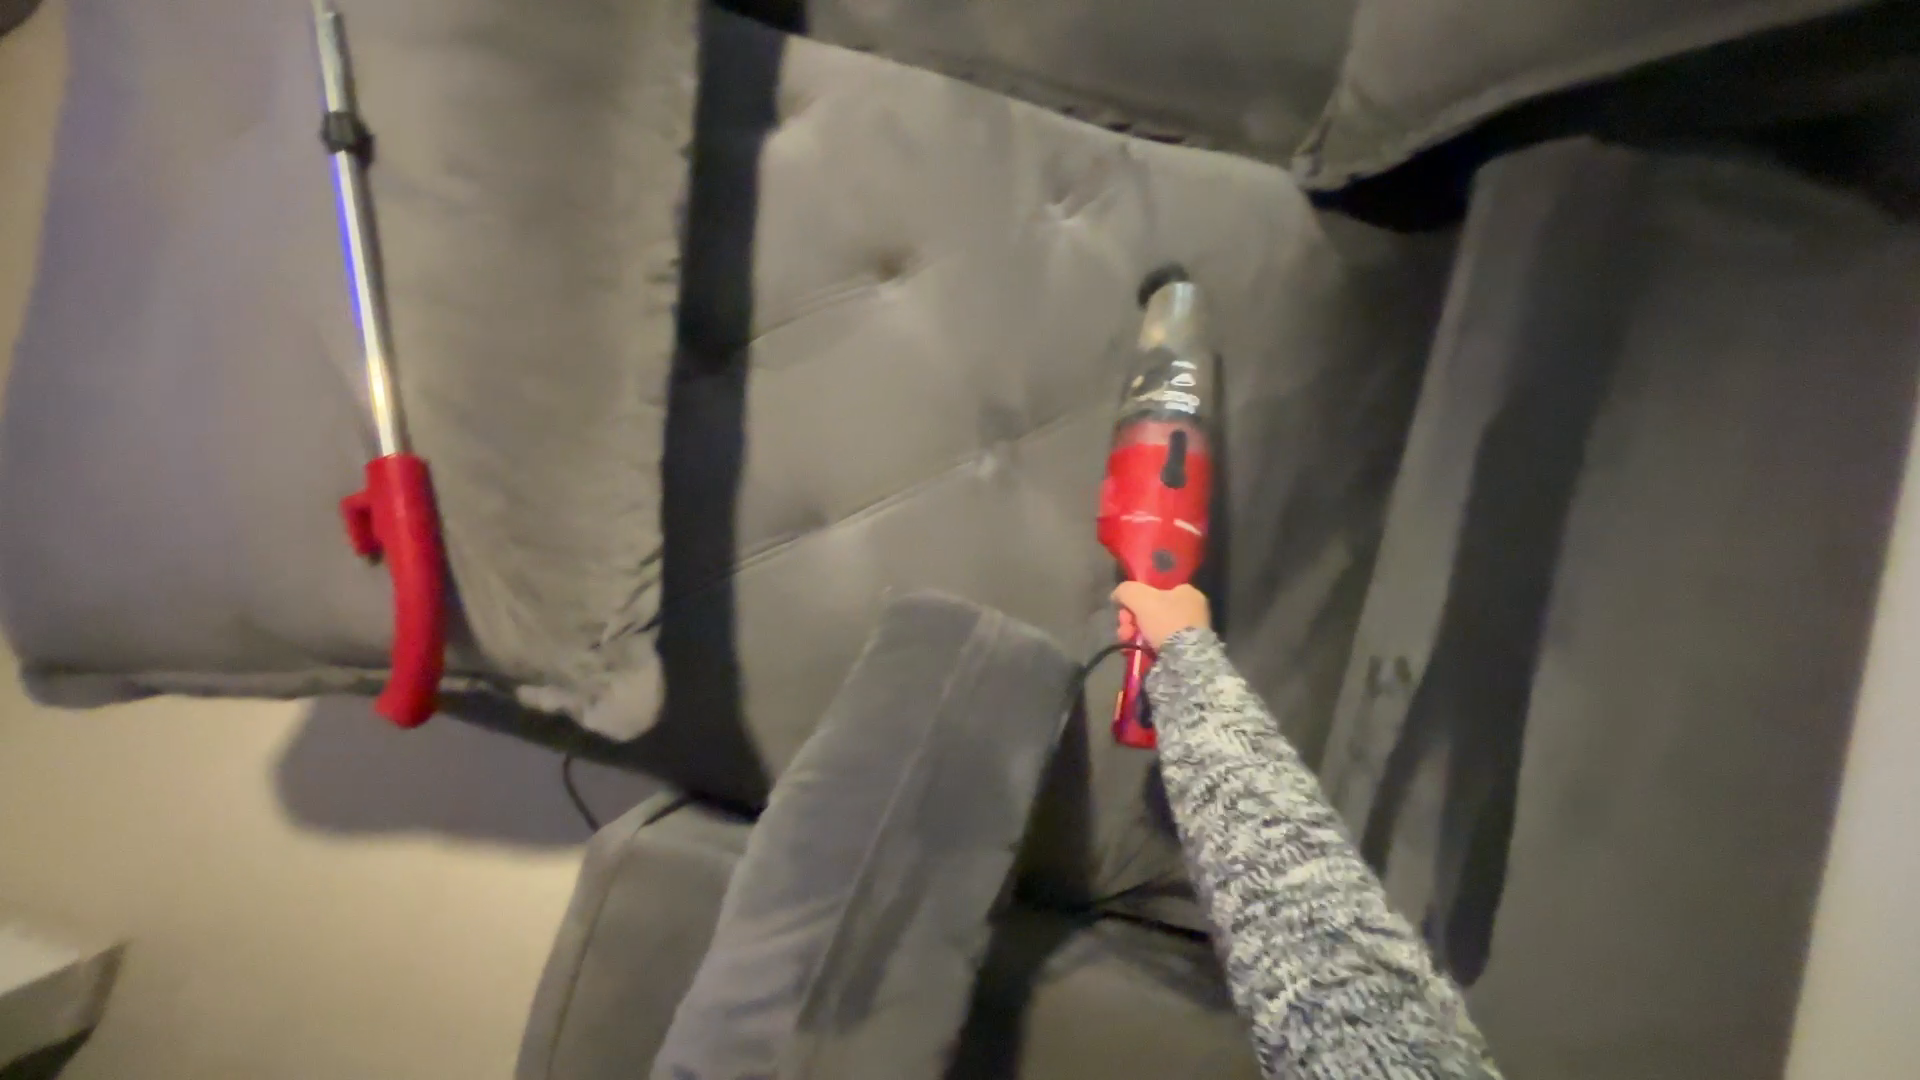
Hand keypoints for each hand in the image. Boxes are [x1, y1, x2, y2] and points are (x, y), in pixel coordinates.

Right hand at [1112, 582, 1210, 650]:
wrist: (1182, 658)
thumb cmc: (1164, 620)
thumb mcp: (1139, 597)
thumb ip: (1125, 590)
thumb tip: (1117, 595)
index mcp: (1187, 593)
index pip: (1156, 589)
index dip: (1136, 597)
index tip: (1125, 607)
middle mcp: (1190, 610)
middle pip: (1150, 610)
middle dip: (1131, 618)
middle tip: (1124, 625)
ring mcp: (1187, 632)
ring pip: (1150, 627)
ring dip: (1132, 631)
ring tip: (1125, 639)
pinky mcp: (1182, 650)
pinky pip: (1155, 643)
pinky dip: (1142, 644)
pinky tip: (1132, 648)